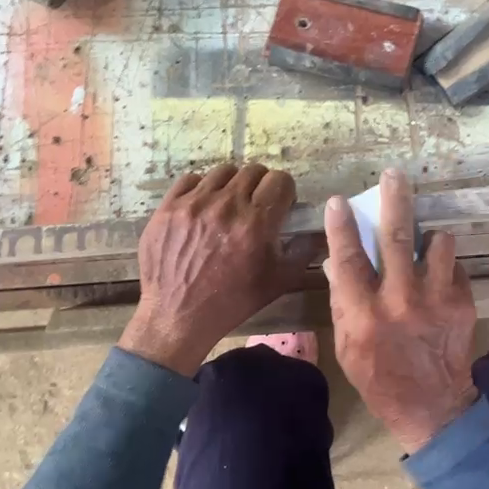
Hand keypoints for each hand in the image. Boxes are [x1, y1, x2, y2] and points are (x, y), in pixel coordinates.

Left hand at [119, 164, 316, 375]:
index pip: (280, 180)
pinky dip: (201, 189)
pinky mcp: (168, 208)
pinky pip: (190, 180)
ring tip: (228, 204)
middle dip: (261, 185)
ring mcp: (193, 204)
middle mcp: (227, 206)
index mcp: (257, 222)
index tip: (280, 205)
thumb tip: (320, 230)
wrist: (177, 317)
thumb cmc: (233, 301)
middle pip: (253, 171)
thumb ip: (303, 251)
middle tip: (256, 205)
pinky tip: (203, 207)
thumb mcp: (279, 281)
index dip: (284, 192)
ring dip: (232, 184)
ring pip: (223, 171)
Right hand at [322, 169, 477, 452]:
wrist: (433, 405)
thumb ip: (344, 301)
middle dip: (395, 200)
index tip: (339, 200)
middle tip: (395, 174)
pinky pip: (454, 266)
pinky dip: (444, 267)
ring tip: (425, 241)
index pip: (348, 258)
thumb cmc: (380, 377)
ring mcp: (435, 300)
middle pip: (396, 236)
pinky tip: (438, 280)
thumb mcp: (347, 346)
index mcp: (364, 314)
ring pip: (436, 244)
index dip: (342, 226)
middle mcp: (400, 300)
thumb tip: (338, 260)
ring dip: (429, 236)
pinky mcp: (462, 302)